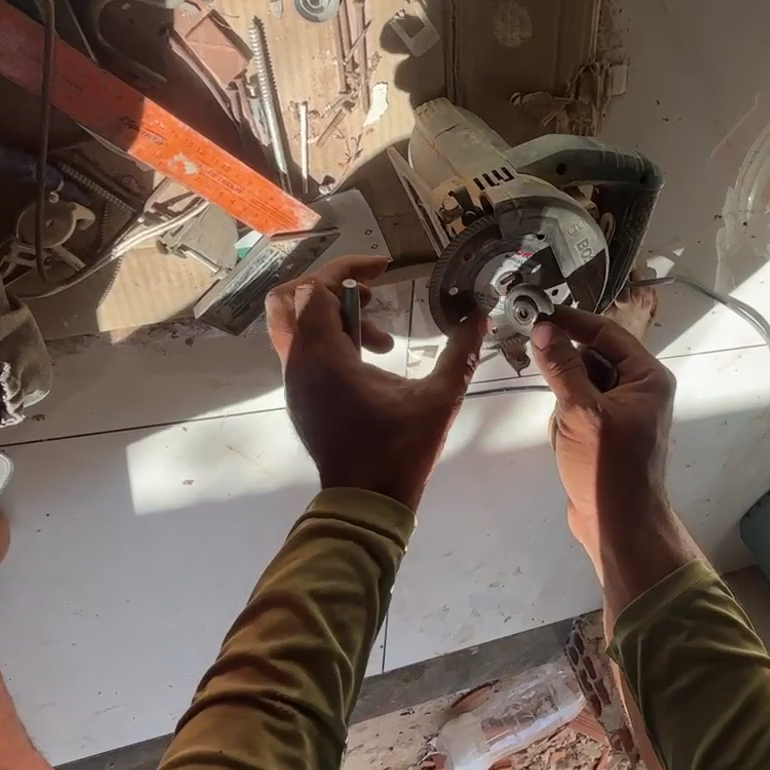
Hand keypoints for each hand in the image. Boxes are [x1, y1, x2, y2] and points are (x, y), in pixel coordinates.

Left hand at [265, 256, 486, 509]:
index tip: (385, 269)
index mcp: (324, 355)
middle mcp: (299, 362)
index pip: (319, 288)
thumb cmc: (400, 450)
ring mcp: (295, 382)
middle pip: (290, 299)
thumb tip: (479, 316)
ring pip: (296, 326)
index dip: (350, 268)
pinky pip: (303, 351)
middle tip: (373, 299)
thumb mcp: (440, 399)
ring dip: (336, 318)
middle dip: (332, 288)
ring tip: (383, 341)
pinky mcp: (301, 398)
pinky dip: (331, 342)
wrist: (366, 501)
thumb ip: (460, 352)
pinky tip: (370, 364)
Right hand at [527, 307, 679, 553]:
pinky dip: (564, 421)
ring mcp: (621, 412)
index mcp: (647, 377)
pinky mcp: (604, 432)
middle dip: (566, 374)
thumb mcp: (581, 412)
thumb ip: (562, 367)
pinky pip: (576, 410)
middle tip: (547, 382)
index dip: (572, 322)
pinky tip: (565, 444)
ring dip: (564, 403)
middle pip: (591, 358)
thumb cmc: (608, 467)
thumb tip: (544, 329)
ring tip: (566, 431)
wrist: (619, 526)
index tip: (537, 314)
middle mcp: (639, 389)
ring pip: (579, 385)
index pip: (606, 333)